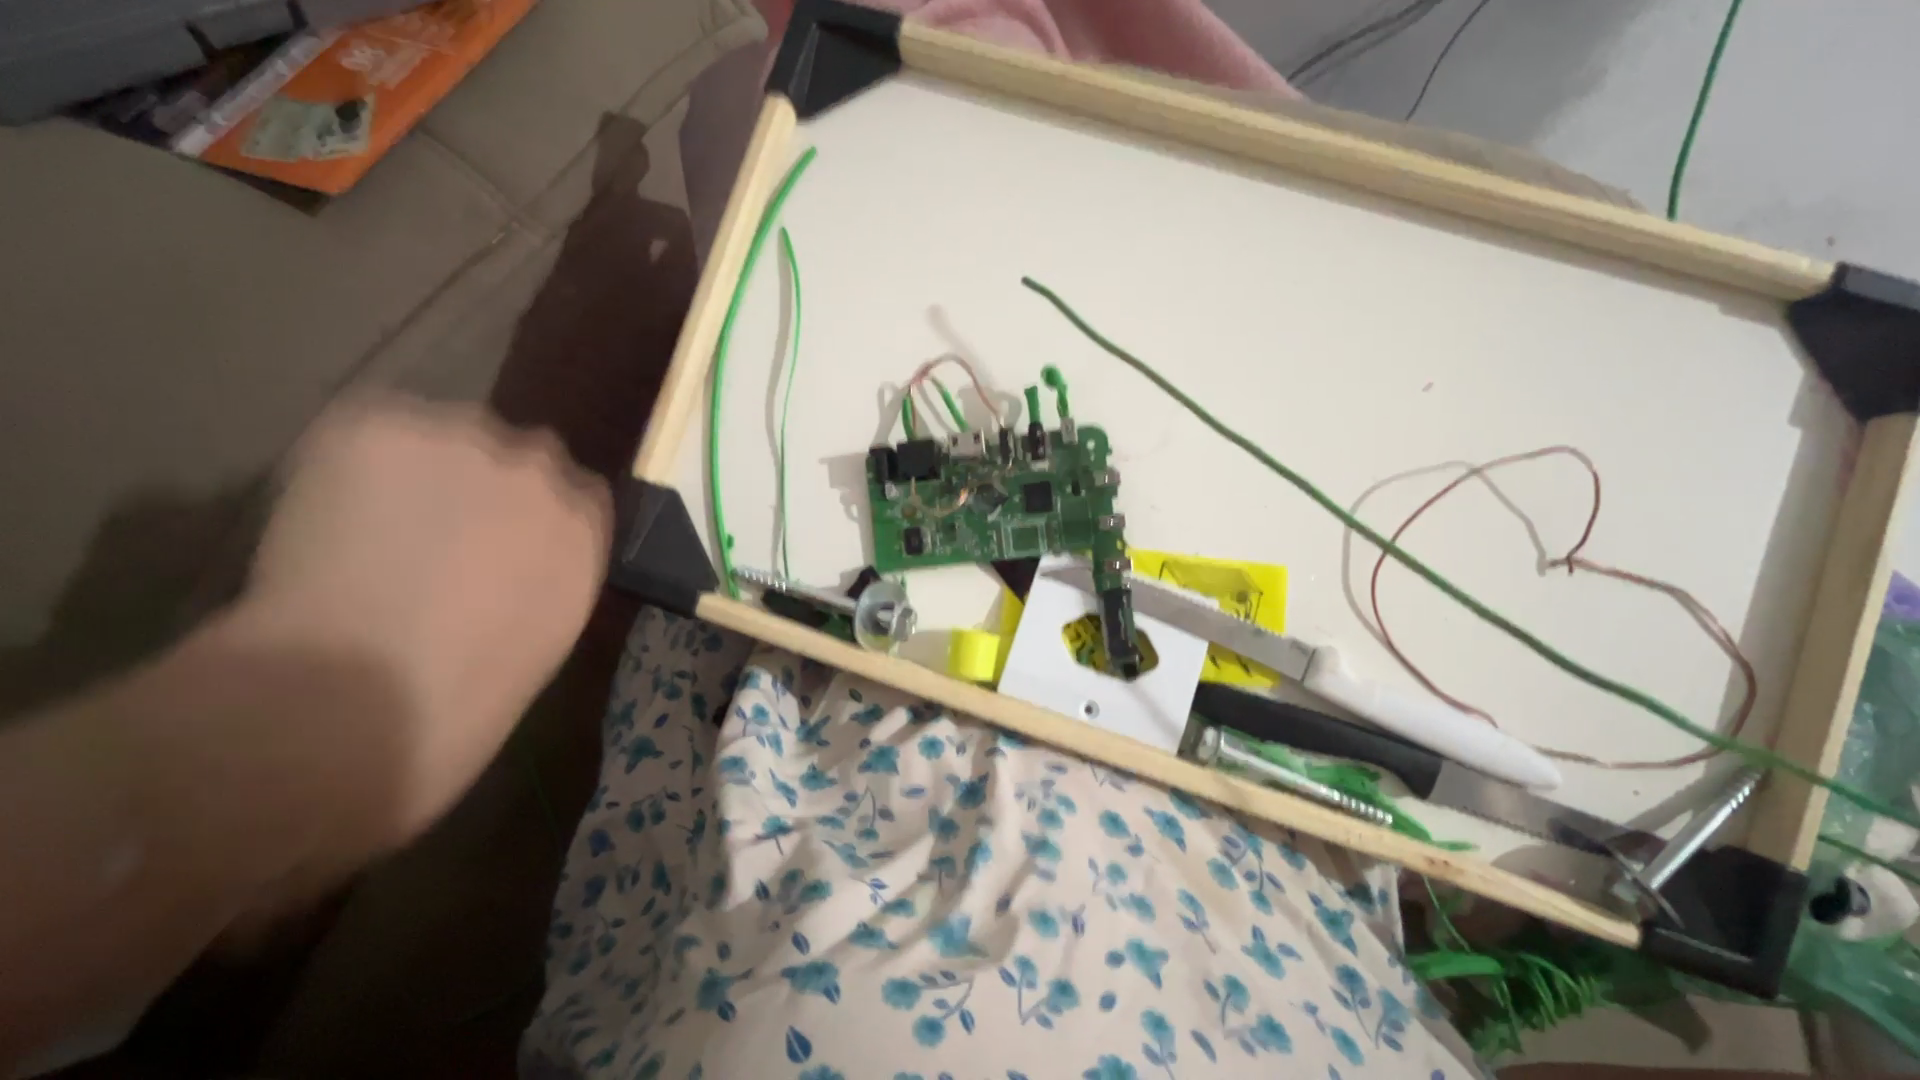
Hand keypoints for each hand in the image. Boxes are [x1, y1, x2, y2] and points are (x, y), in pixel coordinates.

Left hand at [240, 397, 610, 852]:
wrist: (370, 691)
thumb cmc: (469, 696)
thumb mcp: (548, 630)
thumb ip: (546, 570)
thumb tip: (507, 552)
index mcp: (586, 523)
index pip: (570, 488)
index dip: (523, 510)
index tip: (492, 539)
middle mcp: (539, 467)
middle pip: (510, 451)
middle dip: (475, 481)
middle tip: (428, 531)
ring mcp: (462, 438)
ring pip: (437, 434)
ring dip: (414, 468)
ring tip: (368, 527)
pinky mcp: (380, 425)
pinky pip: (365, 432)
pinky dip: (345, 467)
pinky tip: (327, 520)